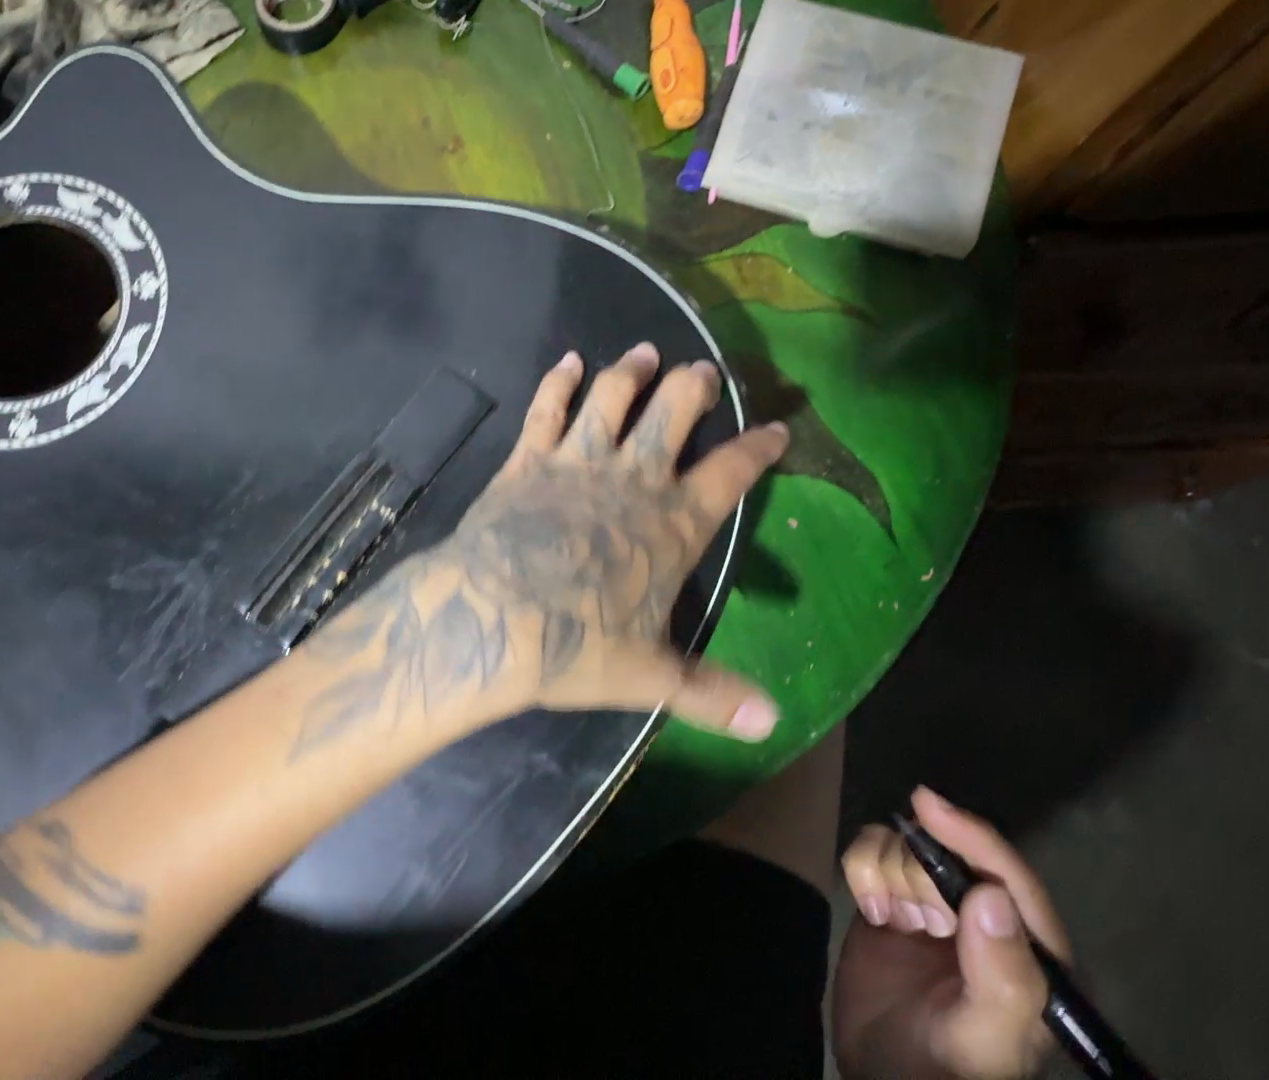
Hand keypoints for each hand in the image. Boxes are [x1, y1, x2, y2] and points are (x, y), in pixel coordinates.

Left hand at [292, 343, 788, 756]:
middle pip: (674, 412)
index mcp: (675, 524)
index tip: (776, 429)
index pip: (733, 472)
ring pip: (613, 397)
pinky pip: (547, 409)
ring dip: (631, 371)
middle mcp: (633, 480)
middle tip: (702, 372)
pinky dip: (559, 382)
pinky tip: (567, 362)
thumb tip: (771, 724)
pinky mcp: (527, 461)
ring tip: (644, 354)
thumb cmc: (576, 648)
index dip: (759, 447)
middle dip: (693, 387)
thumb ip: (710, 692)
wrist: (492, 621)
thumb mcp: (651, 676)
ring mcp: (578, 463)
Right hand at [833, 787, 1072, 1079]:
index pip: (1008, 876)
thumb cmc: (938, 1069)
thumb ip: (1003, 980)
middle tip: (911, 922)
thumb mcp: (982, 1041)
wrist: (875, 1076)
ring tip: (888, 921)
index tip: (928, 805)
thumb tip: (992, 897)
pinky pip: (872, 852)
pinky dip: (861, 871)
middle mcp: (986, 919)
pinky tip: (871, 914)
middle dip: (918, 875)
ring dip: (886, 874)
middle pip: (949, 852)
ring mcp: (934, 906)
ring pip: (907, 845)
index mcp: (1031, 951)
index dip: (972, 836)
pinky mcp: (890, 899)